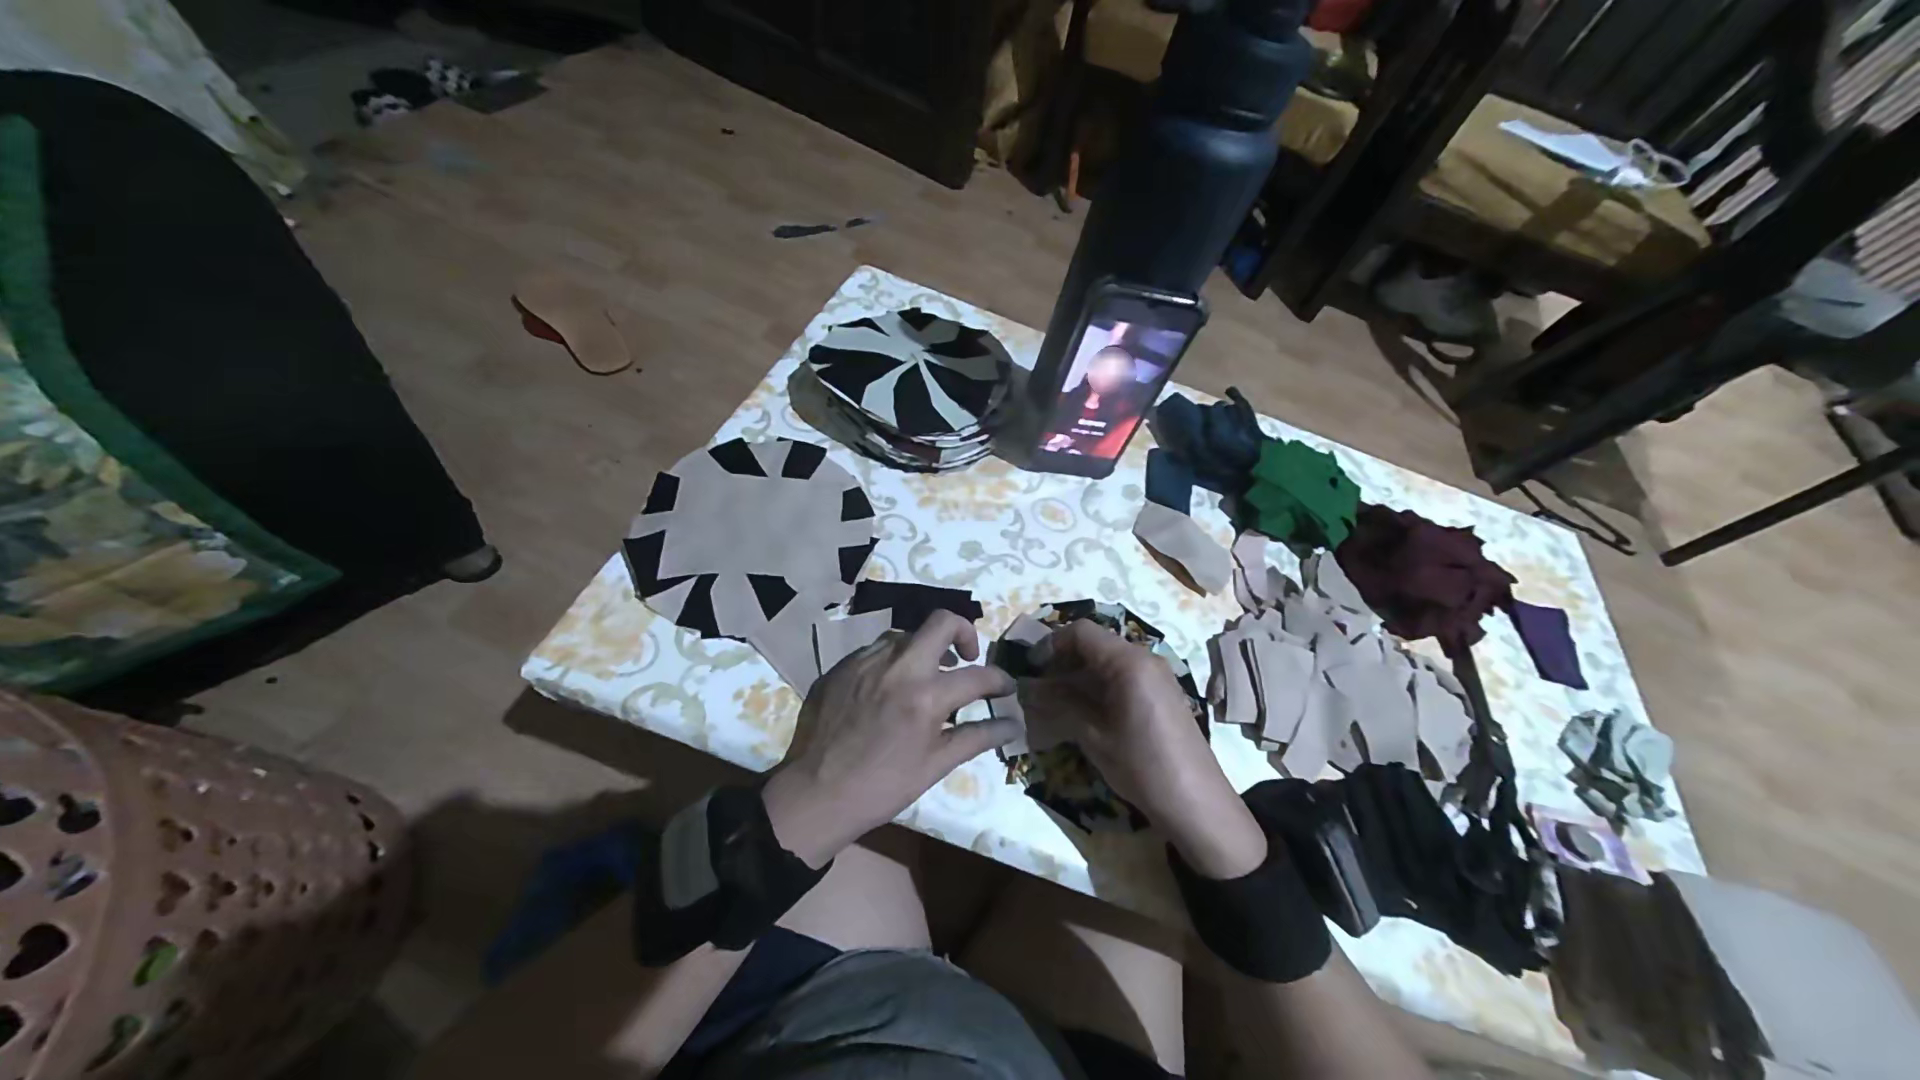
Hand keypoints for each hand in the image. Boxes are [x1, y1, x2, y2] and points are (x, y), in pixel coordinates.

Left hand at [761, 612, 1016, 867]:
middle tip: (965, 658)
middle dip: (964, 633)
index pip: (978, 675)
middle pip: (941, 621)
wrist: (814, 795)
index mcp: (926, 695)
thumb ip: (977, 737)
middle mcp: (897, 667)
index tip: (1005, 687)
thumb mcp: (935, 765)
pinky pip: (874, 651)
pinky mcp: (840, 667)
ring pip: (905, 634)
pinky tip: (888, 689)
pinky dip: (892, 662)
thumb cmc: (882, 787)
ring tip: (925, 677)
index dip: (1000, 680)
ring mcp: (864, 662)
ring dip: (924, 649)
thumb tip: (1013, 724)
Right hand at [1028, 621, 1267, 878]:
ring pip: (1106, 663)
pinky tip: (1082, 715)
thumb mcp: (1092, 734)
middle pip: (1094, 645)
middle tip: (1038, 690)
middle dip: (1062, 663)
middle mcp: (1144, 659)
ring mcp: (1155, 677)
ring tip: (1054, 706)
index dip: (1051, 645)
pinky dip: (1097, 689)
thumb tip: (1028, 689)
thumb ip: (1059, 703)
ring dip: (1078, 678)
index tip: (1031, 670)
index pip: (1081, 632)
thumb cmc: (1141, 764)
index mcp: (1128, 661)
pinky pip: (1122, 679)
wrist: (1195, 803)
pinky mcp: (1160, 695)